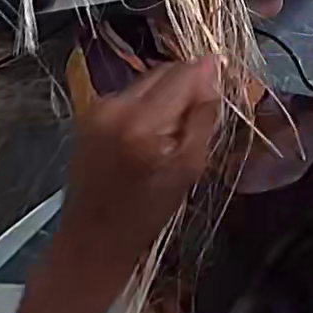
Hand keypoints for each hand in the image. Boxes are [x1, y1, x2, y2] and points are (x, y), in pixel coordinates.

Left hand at [62, 57, 222, 270]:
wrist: (90, 242)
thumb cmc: (147, 213)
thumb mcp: (190, 168)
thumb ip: (203, 115)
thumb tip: (213, 72)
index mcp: (143, 122)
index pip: (183, 73)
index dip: (207, 70)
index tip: (223, 71)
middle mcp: (116, 106)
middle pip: (165, 70)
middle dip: (187, 81)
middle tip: (201, 106)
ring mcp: (98, 107)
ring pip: (148, 78)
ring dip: (167, 91)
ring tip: (173, 124)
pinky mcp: (88, 112)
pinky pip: (131, 92)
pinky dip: (147, 102)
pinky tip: (149, 130)